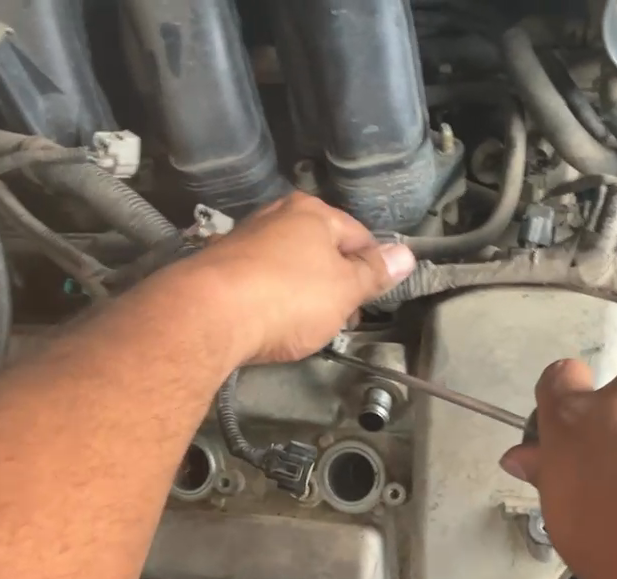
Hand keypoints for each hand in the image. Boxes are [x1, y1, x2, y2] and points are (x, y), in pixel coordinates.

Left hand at [163, 193, 415, 363]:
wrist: (211, 316)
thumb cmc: (286, 297)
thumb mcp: (346, 289)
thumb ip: (376, 273)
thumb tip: (405, 255)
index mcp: (312, 214)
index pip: (358, 236)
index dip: (372, 268)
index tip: (374, 297)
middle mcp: (276, 217)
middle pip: (321, 250)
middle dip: (336, 284)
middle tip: (343, 317)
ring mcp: (245, 241)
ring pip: (290, 267)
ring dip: (304, 294)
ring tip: (307, 325)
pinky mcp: (220, 270)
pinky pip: (260, 284)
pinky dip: (272, 301)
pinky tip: (273, 324)